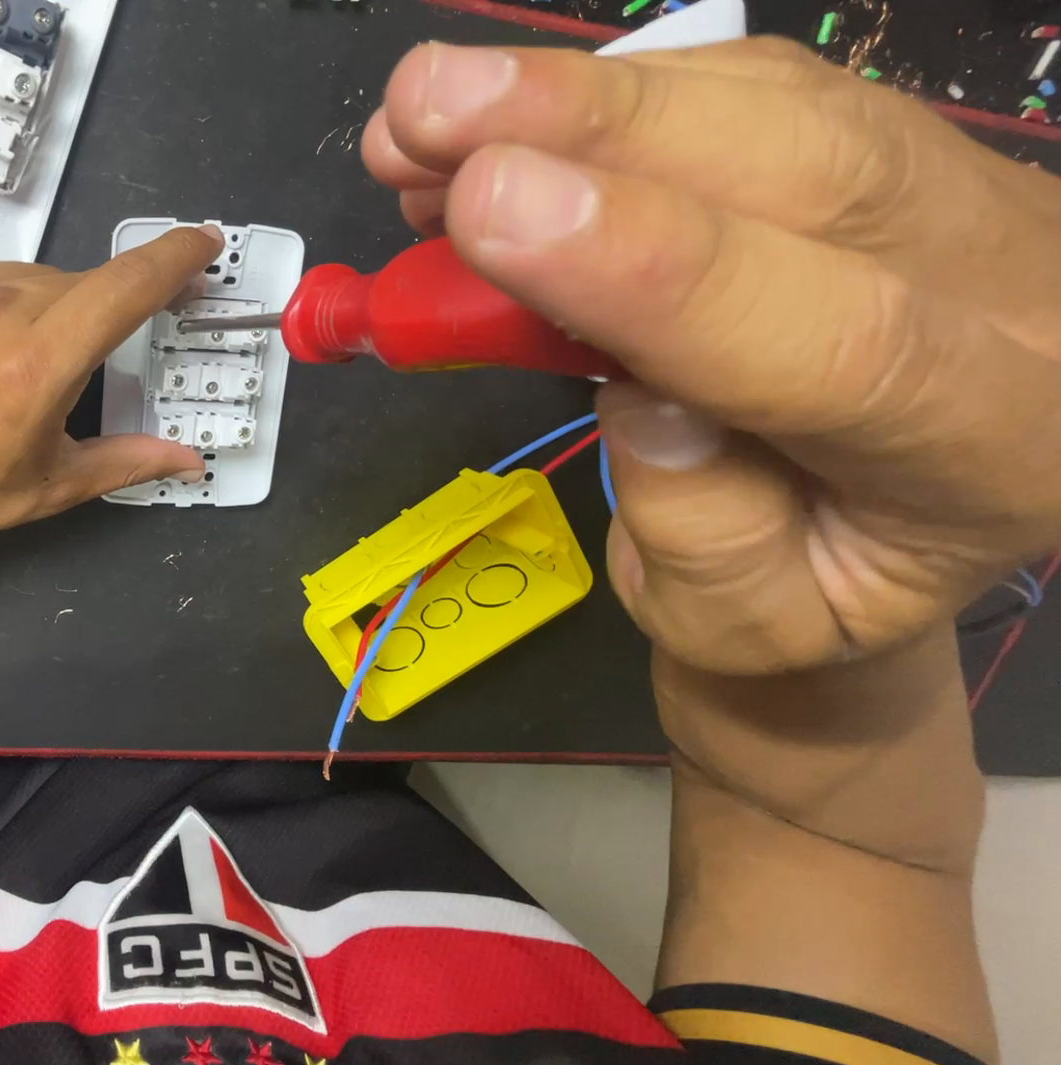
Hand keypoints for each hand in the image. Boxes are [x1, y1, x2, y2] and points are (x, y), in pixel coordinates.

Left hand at [0, 227, 219, 597]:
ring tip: (6, 368)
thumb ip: (128, 462)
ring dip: (39, 311)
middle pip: (77, 285)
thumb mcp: (49, 486)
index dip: (173, 258)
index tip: (202, 243)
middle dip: (93, 318)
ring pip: (25, 277)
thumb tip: (190, 460)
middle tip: (71, 366)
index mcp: (35, 364)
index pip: (124, 287)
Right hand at [365, 37, 1060, 673]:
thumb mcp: (739, 620)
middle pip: (805, 169)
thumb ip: (705, 532)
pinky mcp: (859, 155)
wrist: (881, 533)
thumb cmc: (797, 595)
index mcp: (985, 443)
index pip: (827, 344)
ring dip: (568, 100)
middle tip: (426, 105)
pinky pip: (731, 96)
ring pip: (762, 106)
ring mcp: (938, 197)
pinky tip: (483, 130)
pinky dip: (587, 103)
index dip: (646, 269)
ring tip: (416, 116)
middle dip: (592, 127)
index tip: (490, 211)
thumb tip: (636, 392)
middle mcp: (998, 287)